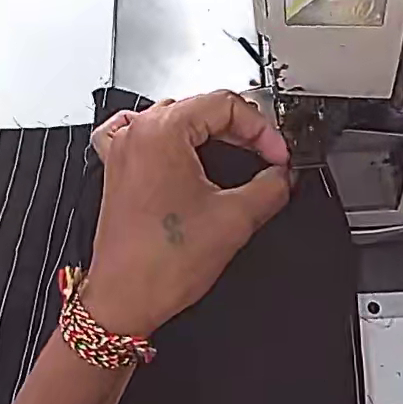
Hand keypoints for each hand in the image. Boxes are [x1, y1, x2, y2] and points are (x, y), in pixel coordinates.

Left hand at [81, 91, 291, 337]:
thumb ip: (271, 188)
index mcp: (163, 132)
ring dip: (211, 134)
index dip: (262, 129)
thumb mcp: (235, 219)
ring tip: (237, 157)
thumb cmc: (161, 264)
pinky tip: (184, 154)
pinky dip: (171, 141)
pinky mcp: (119, 172)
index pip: (226, 105)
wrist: (125, 299)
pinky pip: (146, 137)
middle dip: (241, 131)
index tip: (277, 155)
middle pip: (202, 108)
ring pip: (177, 120)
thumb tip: (283, 176)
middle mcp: (138, 134)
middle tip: (266, 157)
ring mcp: (124, 152)